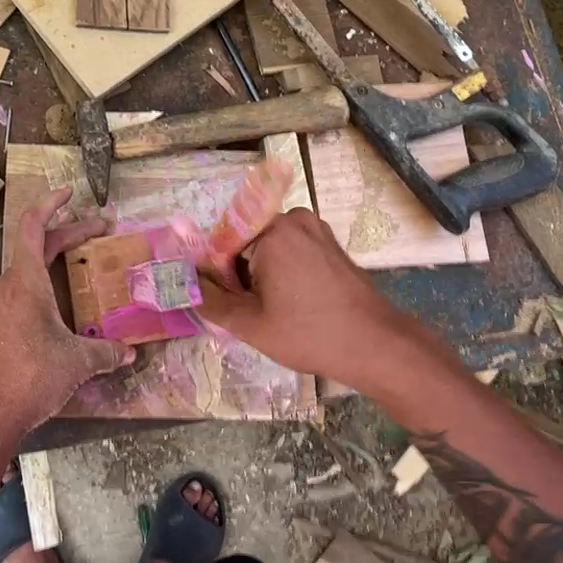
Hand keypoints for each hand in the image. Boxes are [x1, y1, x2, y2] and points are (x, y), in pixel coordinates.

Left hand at [0, 187, 135, 431]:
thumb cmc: (30, 376)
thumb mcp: (76, 362)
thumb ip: (105, 352)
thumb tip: (129, 353)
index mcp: (26, 280)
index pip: (32, 226)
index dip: (50, 203)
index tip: (70, 192)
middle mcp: (10, 286)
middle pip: (37, 244)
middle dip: (69, 231)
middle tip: (101, 228)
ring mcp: (1, 306)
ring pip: (30, 268)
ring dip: (56, 257)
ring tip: (85, 260)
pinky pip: (25, 290)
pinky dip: (48, 282)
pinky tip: (66, 302)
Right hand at [198, 208, 454, 383]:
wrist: (376, 345)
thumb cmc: (309, 333)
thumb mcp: (250, 323)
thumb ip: (210, 301)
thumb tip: (186, 284)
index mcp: (272, 230)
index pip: (221, 240)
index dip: (214, 272)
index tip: (221, 300)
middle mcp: (293, 218)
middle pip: (244, 238)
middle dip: (237, 271)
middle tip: (245, 307)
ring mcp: (315, 228)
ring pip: (266, 244)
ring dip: (257, 271)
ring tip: (267, 307)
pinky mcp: (328, 242)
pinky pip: (289, 247)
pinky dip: (279, 269)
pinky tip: (288, 300)